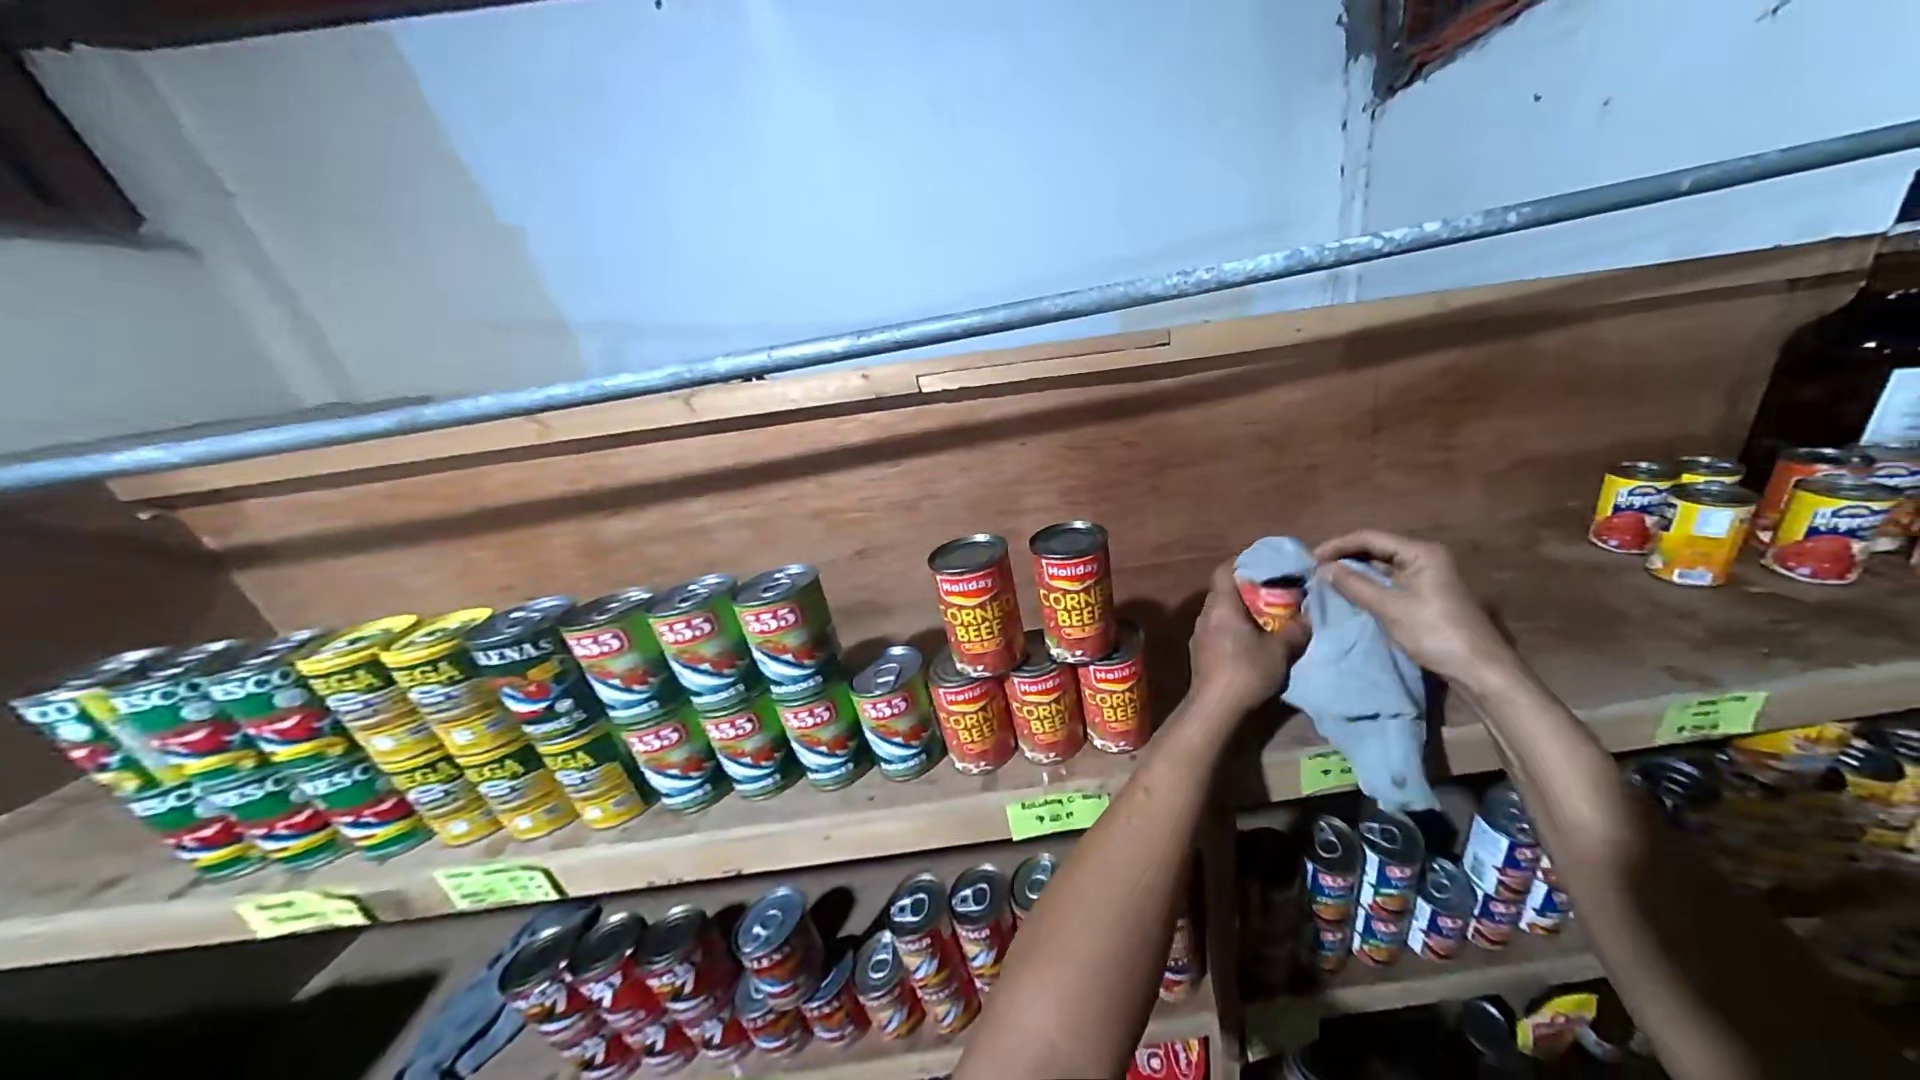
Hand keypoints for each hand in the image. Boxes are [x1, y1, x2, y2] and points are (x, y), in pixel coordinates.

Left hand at [1187, 561, 1307, 715]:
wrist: (1215, 707)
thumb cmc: (1246, 671)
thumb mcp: (1280, 649)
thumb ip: (1296, 628)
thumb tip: (1307, 616)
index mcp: (1221, 606)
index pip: (1225, 570)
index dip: (1244, 562)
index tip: (1266, 565)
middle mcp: (1205, 615)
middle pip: (1224, 590)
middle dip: (1248, 589)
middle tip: (1275, 593)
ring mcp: (1199, 634)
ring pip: (1221, 611)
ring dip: (1242, 611)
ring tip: (1267, 617)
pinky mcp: (1199, 651)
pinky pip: (1218, 628)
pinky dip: (1234, 627)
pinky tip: (1251, 641)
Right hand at [1312, 530, 1517, 688]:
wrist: (1479, 670)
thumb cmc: (1435, 632)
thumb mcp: (1389, 608)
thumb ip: (1354, 585)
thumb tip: (1324, 568)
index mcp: (1422, 553)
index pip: (1370, 538)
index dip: (1337, 545)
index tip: (1310, 559)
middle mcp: (1425, 559)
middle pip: (1376, 549)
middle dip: (1344, 557)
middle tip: (1315, 570)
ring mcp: (1427, 578)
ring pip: (1381, 567)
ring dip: (1354, 573)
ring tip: (1326, 580)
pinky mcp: (1425, 596)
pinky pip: (1389, 583)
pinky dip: (1367, 586)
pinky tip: (1349, 593)